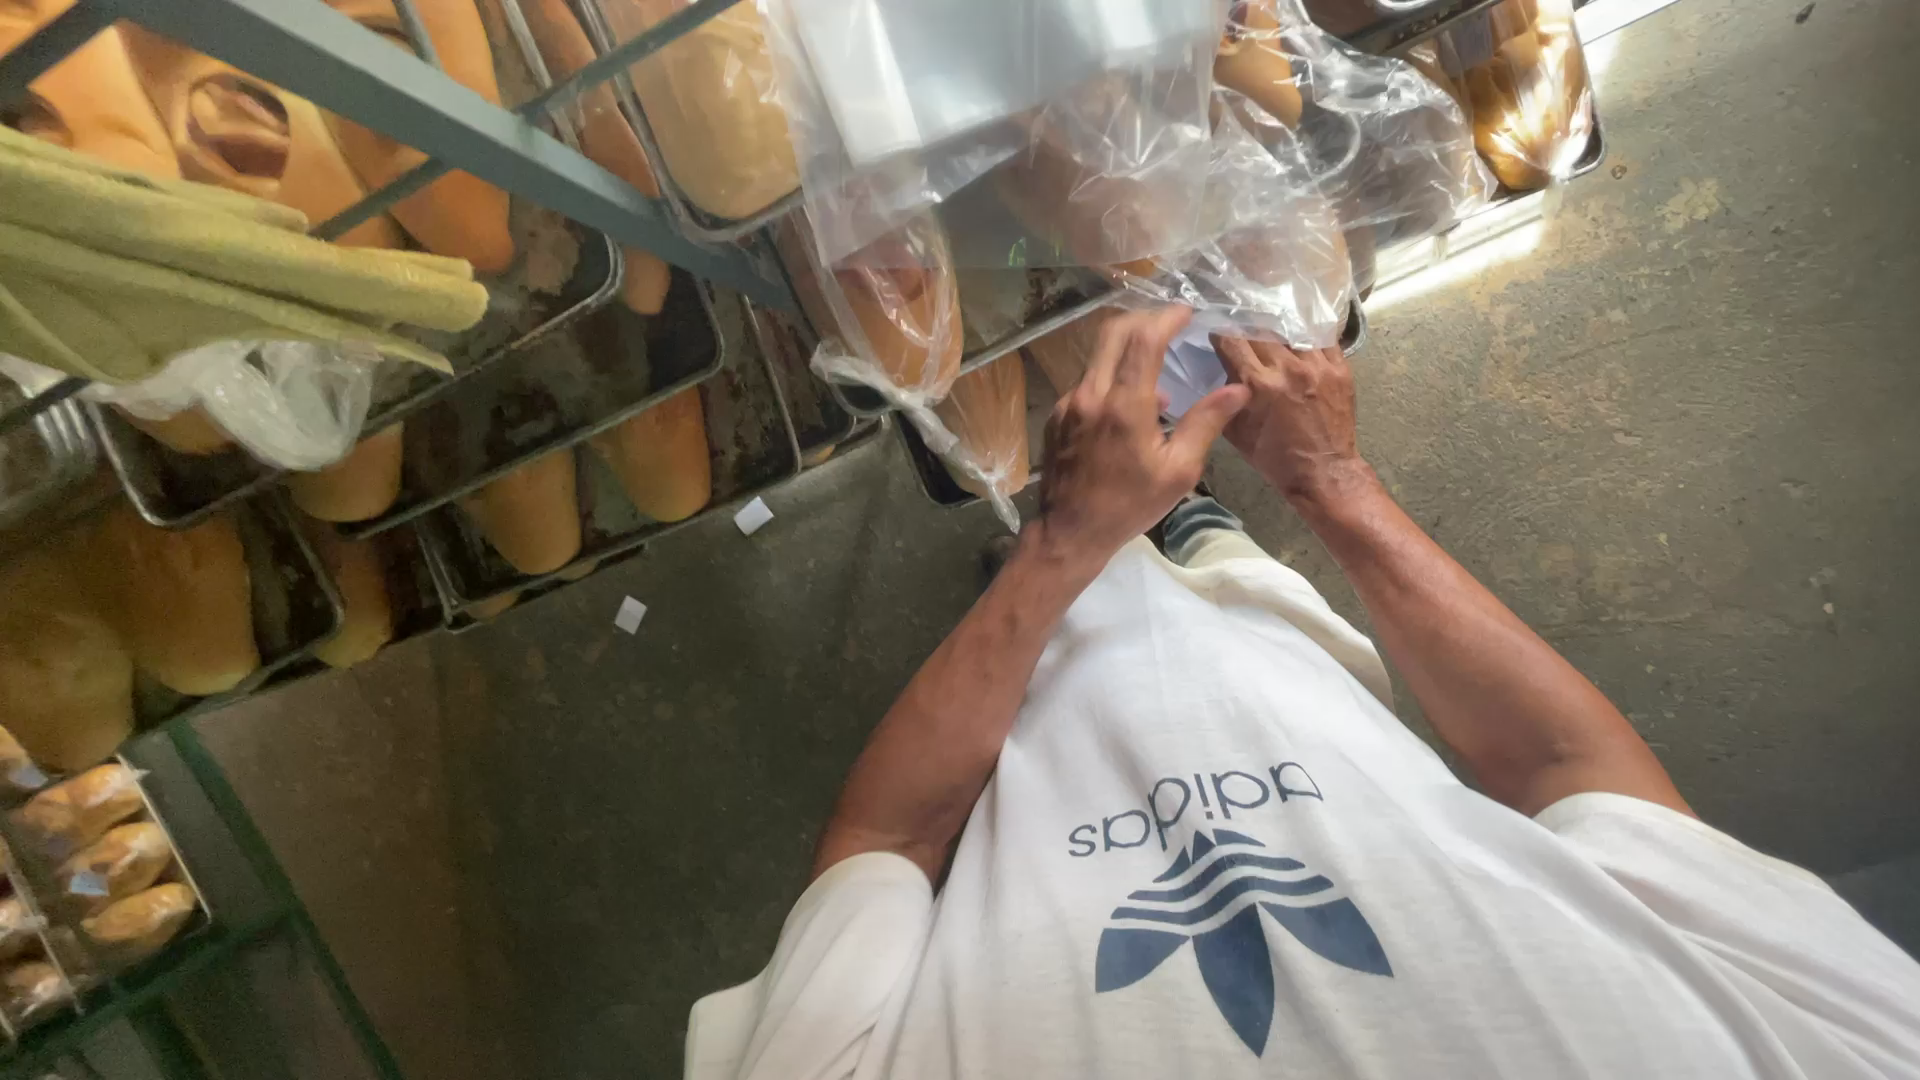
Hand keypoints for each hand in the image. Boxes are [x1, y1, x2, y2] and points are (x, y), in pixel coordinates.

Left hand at [1027, 307, 1248, 574]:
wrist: (1069, 533)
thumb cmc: (1129, 506)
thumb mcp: (1178, 471)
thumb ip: (1205, 424)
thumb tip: (1238, 391)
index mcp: (1123, 406)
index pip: (1144, 340)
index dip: (1167, 318)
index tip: (1186, 312)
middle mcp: (1090, 395)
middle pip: (1112, 333)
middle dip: (1143, 320)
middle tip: (1168, 326)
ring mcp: (1067, 405)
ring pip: (1096, 358)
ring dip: (1126, 353)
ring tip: (1154, 375)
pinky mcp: (1055, 417)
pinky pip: (1085, 384)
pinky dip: (1109, 381)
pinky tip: (1127, 408)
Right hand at [1211, 335, 1375, 507]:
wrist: (1322, 470)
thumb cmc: (1273, 457)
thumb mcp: (1236, 431)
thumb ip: (1227, 399)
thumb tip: (1224, 371)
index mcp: (1259, 385)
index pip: (1234, 343)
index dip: (1222, 334)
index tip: (1217, 332)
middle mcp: (1288, 369)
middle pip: (1262, 332)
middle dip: (1248, 329)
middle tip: (1241, 329)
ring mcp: (1318, 366)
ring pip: (1292, 331)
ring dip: (1277, 331)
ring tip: (1270, 333)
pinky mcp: (1340, 369)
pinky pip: (1322, 339)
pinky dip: (1306, 337)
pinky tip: (1298, 339)